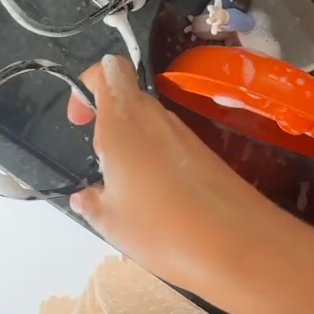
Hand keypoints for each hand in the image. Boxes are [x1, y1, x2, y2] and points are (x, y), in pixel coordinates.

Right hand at [66, 55, 292, 292]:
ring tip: (125, 187)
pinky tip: (154, 197)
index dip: (88, 84)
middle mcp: (153, 116)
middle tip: (100, 159)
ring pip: (146, 119)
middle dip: (106, 117)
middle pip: (126, 93)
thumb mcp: (110, 222)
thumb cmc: (160, 227)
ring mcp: (180, 132)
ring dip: (129, 140)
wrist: (235, 243)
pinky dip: (152, 156)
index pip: (108, 70)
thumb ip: (91, 201)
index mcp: (123, 121)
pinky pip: (166, 140)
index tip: (79, 121)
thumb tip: (84, 195)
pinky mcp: (200, 150)